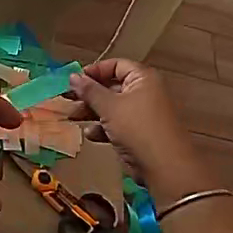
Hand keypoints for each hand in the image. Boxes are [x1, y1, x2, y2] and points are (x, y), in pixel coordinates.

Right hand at [67, 58, 195, 186]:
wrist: (164, 167)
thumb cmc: (137, 128)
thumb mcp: (109, 106)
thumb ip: (89, 90)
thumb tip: (73, 76)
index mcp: (142, 79)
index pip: (116, 65)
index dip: (94, 71)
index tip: (75, 80)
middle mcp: (143, 93)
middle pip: (111, 87)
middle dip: (88, 94)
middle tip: (67, 98)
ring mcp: (141, 114)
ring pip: (111, 107)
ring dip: (91, 111)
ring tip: (72, 116)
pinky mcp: (138, 133)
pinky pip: (116, 124)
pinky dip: (103, 128)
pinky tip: (91, 134)